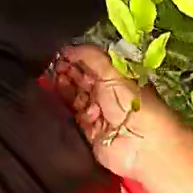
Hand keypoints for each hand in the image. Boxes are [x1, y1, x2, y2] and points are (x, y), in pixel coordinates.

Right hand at [50, 43, 181, 179]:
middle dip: (68, 71)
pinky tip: (56, 97)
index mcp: (117, 76)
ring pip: (75, 97)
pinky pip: (73, 116)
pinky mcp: (89, 132)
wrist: (140, 143)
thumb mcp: (112, 71)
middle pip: (82, 80)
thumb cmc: (131, 101)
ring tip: (52, 79)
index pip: (93, 63)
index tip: (60, 53)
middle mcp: (108, 93)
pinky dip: (65, 106)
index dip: (77, 57)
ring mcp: (98, 113)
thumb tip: (69, 48)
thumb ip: (90, 56)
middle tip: (53, 66)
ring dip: (64, 87)